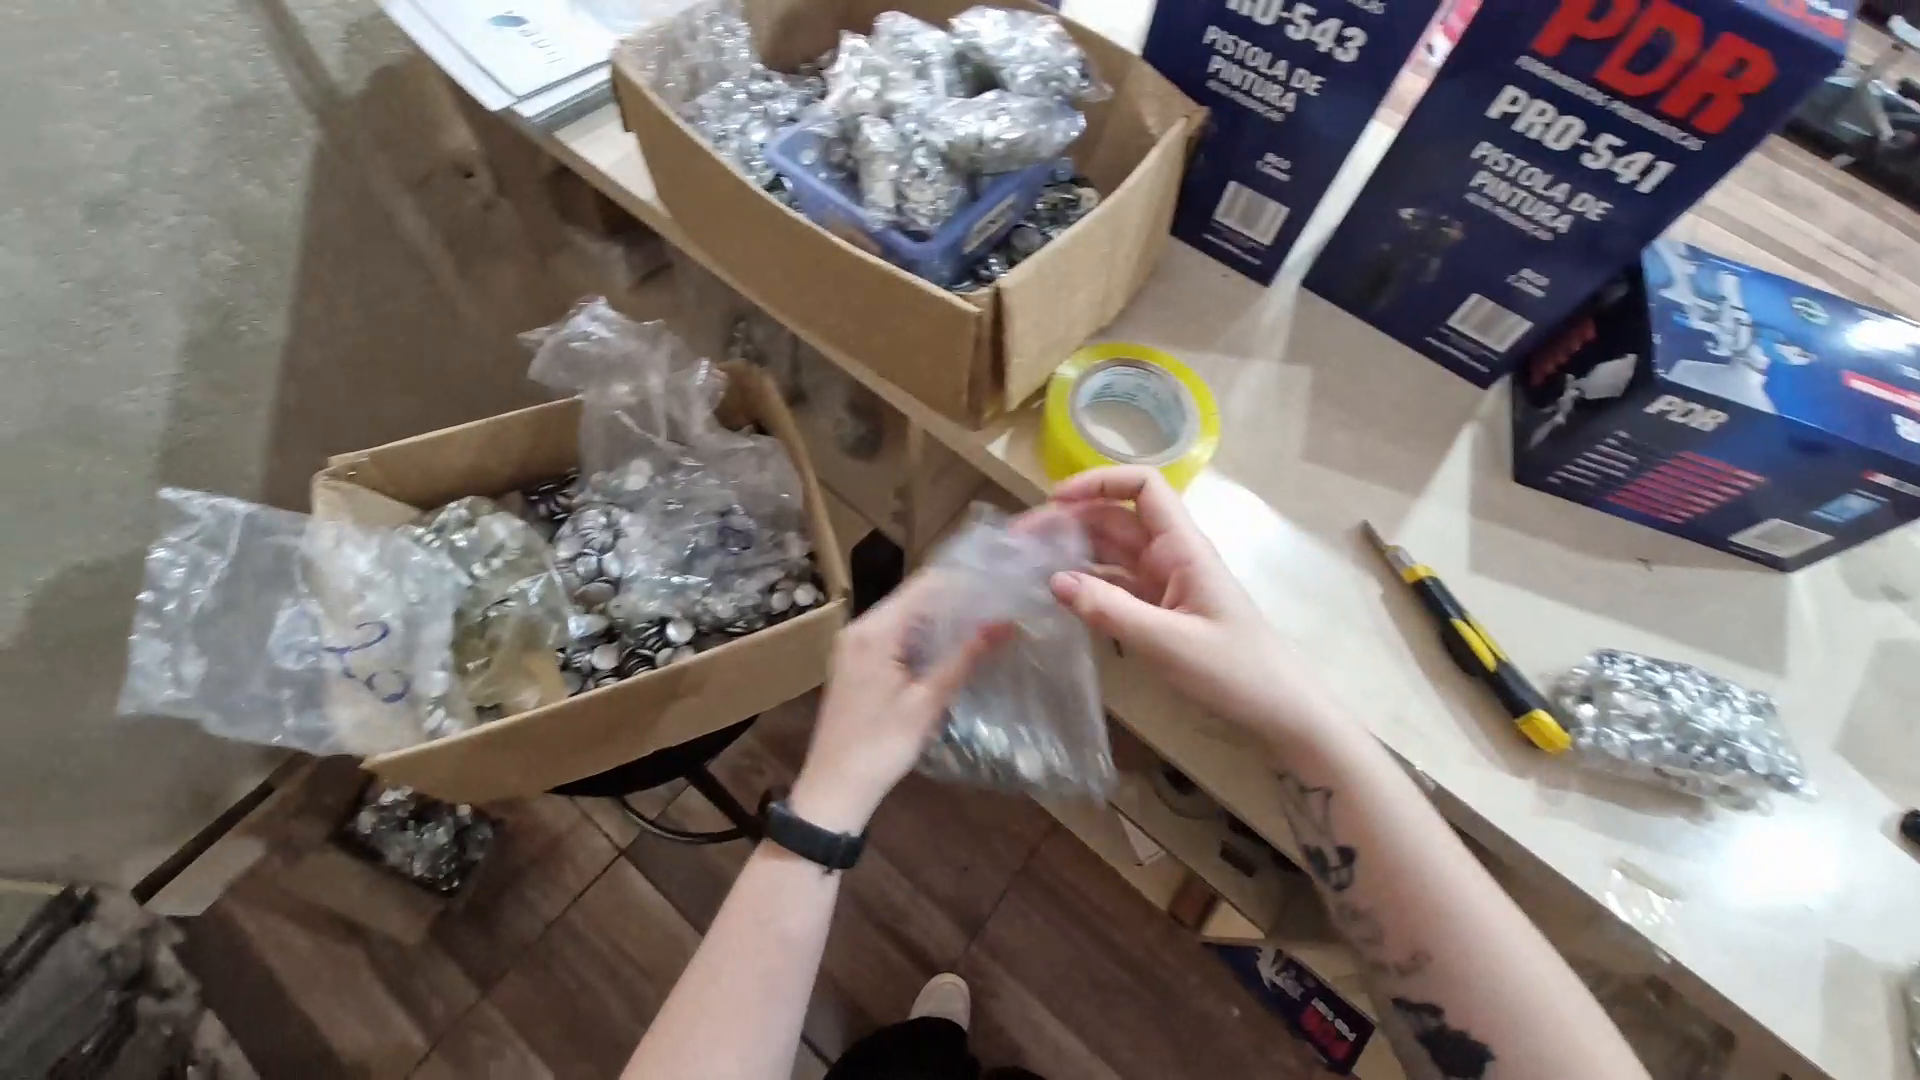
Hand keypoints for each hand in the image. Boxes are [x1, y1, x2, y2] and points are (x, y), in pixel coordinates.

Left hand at [789, 572, 1010, 834]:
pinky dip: (923, 637)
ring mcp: (855, 644)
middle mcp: (860, 628)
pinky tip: (951, 650)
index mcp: (875, 631)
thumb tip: (1005, 622)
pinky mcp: (857, 661)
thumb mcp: (928, 702)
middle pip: (915, 596)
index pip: (925, 584)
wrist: (834, 788)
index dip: (964, 583)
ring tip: (984, 626)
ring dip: (942, 620)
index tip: (999, 589)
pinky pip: (895, 634)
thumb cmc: (881, 746)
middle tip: (999, 609)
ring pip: (906, 615)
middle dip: (956, 601)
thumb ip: (965, 657)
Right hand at [1045, 466, 1317, 733]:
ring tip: (1027, 564)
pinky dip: (1086, 585)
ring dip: (1071, 551)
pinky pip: (1115, 585)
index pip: (1143, 487)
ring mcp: (1163, 582)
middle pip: (1114, 518)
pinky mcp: (1158, 610)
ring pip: (1110, 552)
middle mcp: (1170, 555)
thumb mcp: (1169, 643)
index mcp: (1182, 547)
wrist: (1278, 709)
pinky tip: (1057, 595)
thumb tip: (1054, 581)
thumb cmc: (1235, 670)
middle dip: (1068, 520)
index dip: (1098, 482)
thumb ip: (1110, 612)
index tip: (1055, 500)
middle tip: (1020, 542)